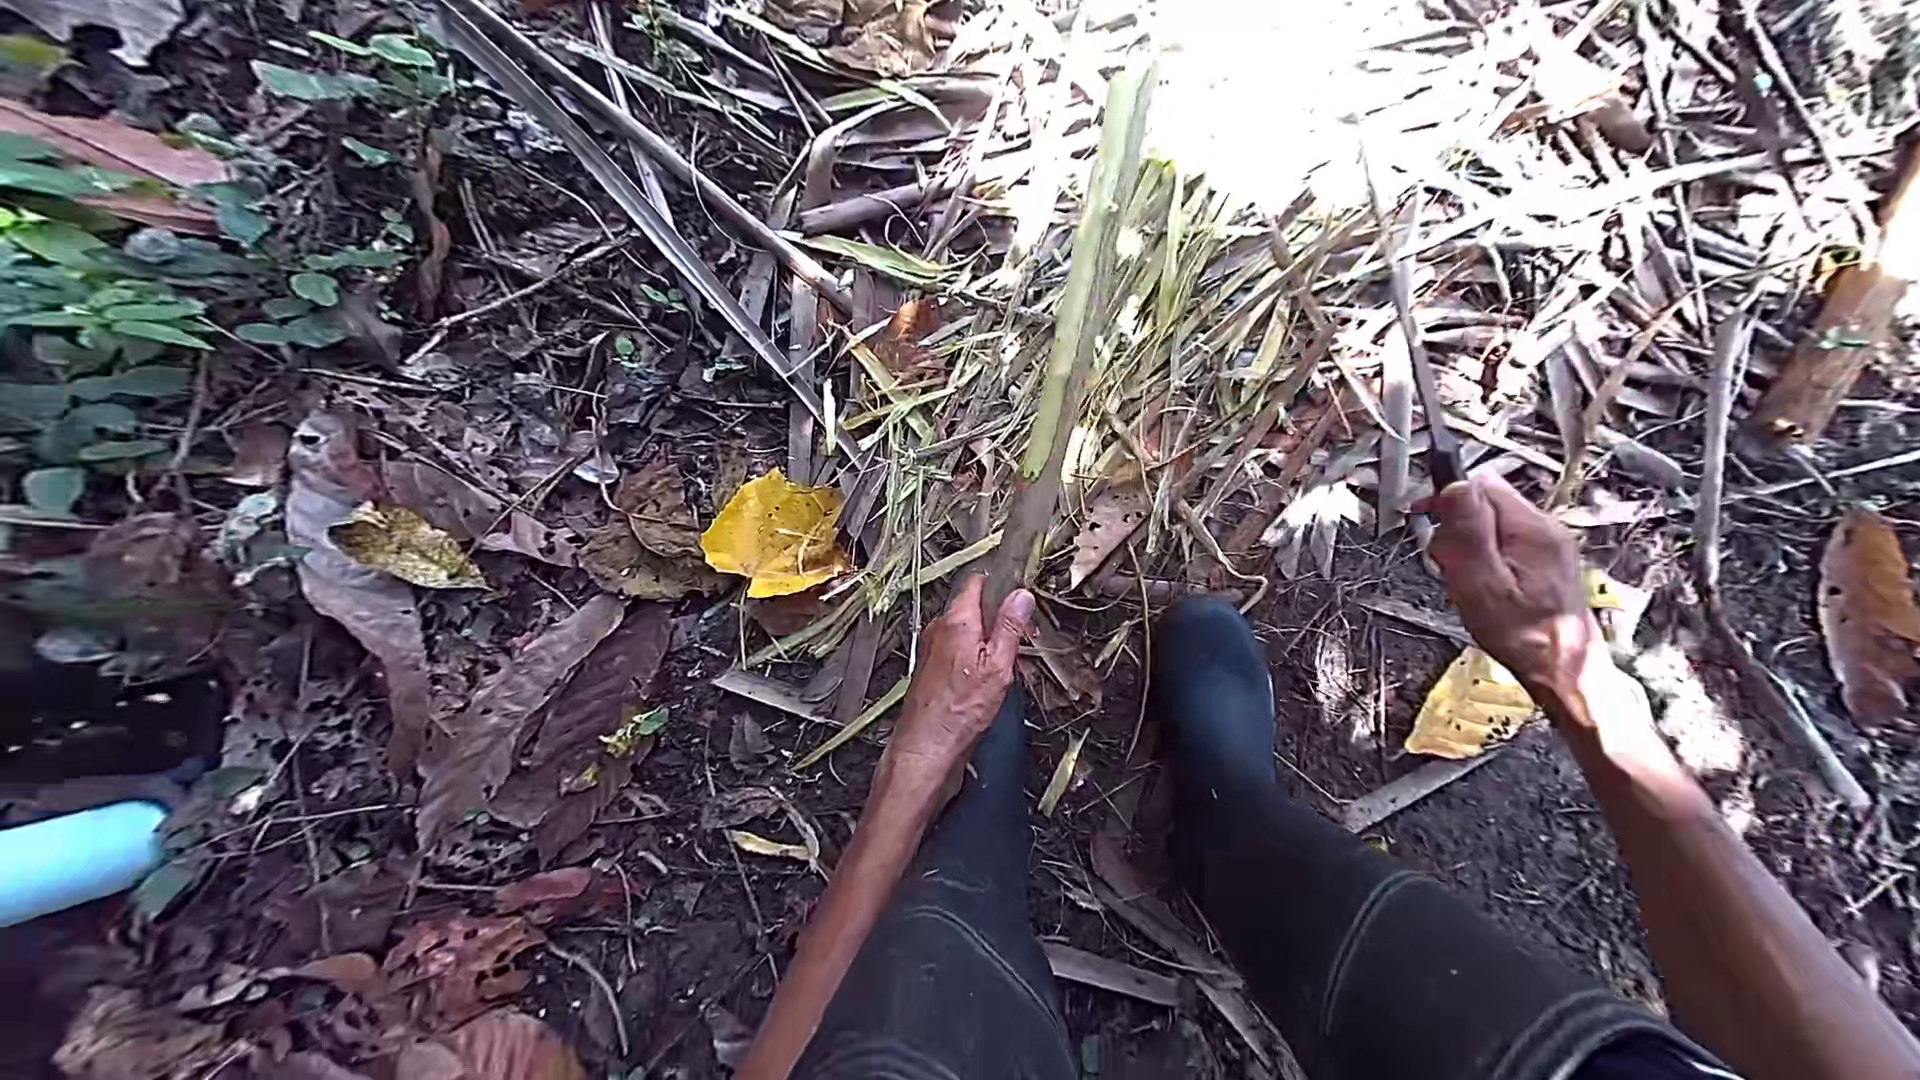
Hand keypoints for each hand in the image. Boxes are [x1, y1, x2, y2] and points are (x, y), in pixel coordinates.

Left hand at [890, 575, 1034, 772]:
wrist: (927, 747)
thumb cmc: (958, 711)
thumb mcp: (997, 666)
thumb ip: (1009, 627)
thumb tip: (1021, 596)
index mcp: (957, 620)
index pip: (977, 582)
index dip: (1000, 585)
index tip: (1019, 599)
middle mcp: (940, 628)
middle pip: (974, 608)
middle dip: (999, 620)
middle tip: (1021, 641)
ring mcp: (932, 647)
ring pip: (967, 631)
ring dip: (988, 642)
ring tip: (1007, 668)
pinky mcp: (931, 666)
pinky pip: (957, 650)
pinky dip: (974, 658)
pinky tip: (987, 681)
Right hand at [1422, 474, 1601, 697]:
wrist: (1561, 668)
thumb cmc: (1521, 633)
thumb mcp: (1482, 582)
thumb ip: (1467, 532)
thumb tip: (1455, 487)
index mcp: (1531, 529)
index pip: (1479, 486)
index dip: (1446, 500)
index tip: (1427, 522)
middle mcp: (1544, 528)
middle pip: (1482, 502)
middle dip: (1453, 527)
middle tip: (1449, 562)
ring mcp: (1545, 543)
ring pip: (1486, 523)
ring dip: (1463, 545)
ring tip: (1463, 576)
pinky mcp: (1540, 558)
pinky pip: (1496, 541)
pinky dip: (1478, 557)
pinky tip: (1477, 581)